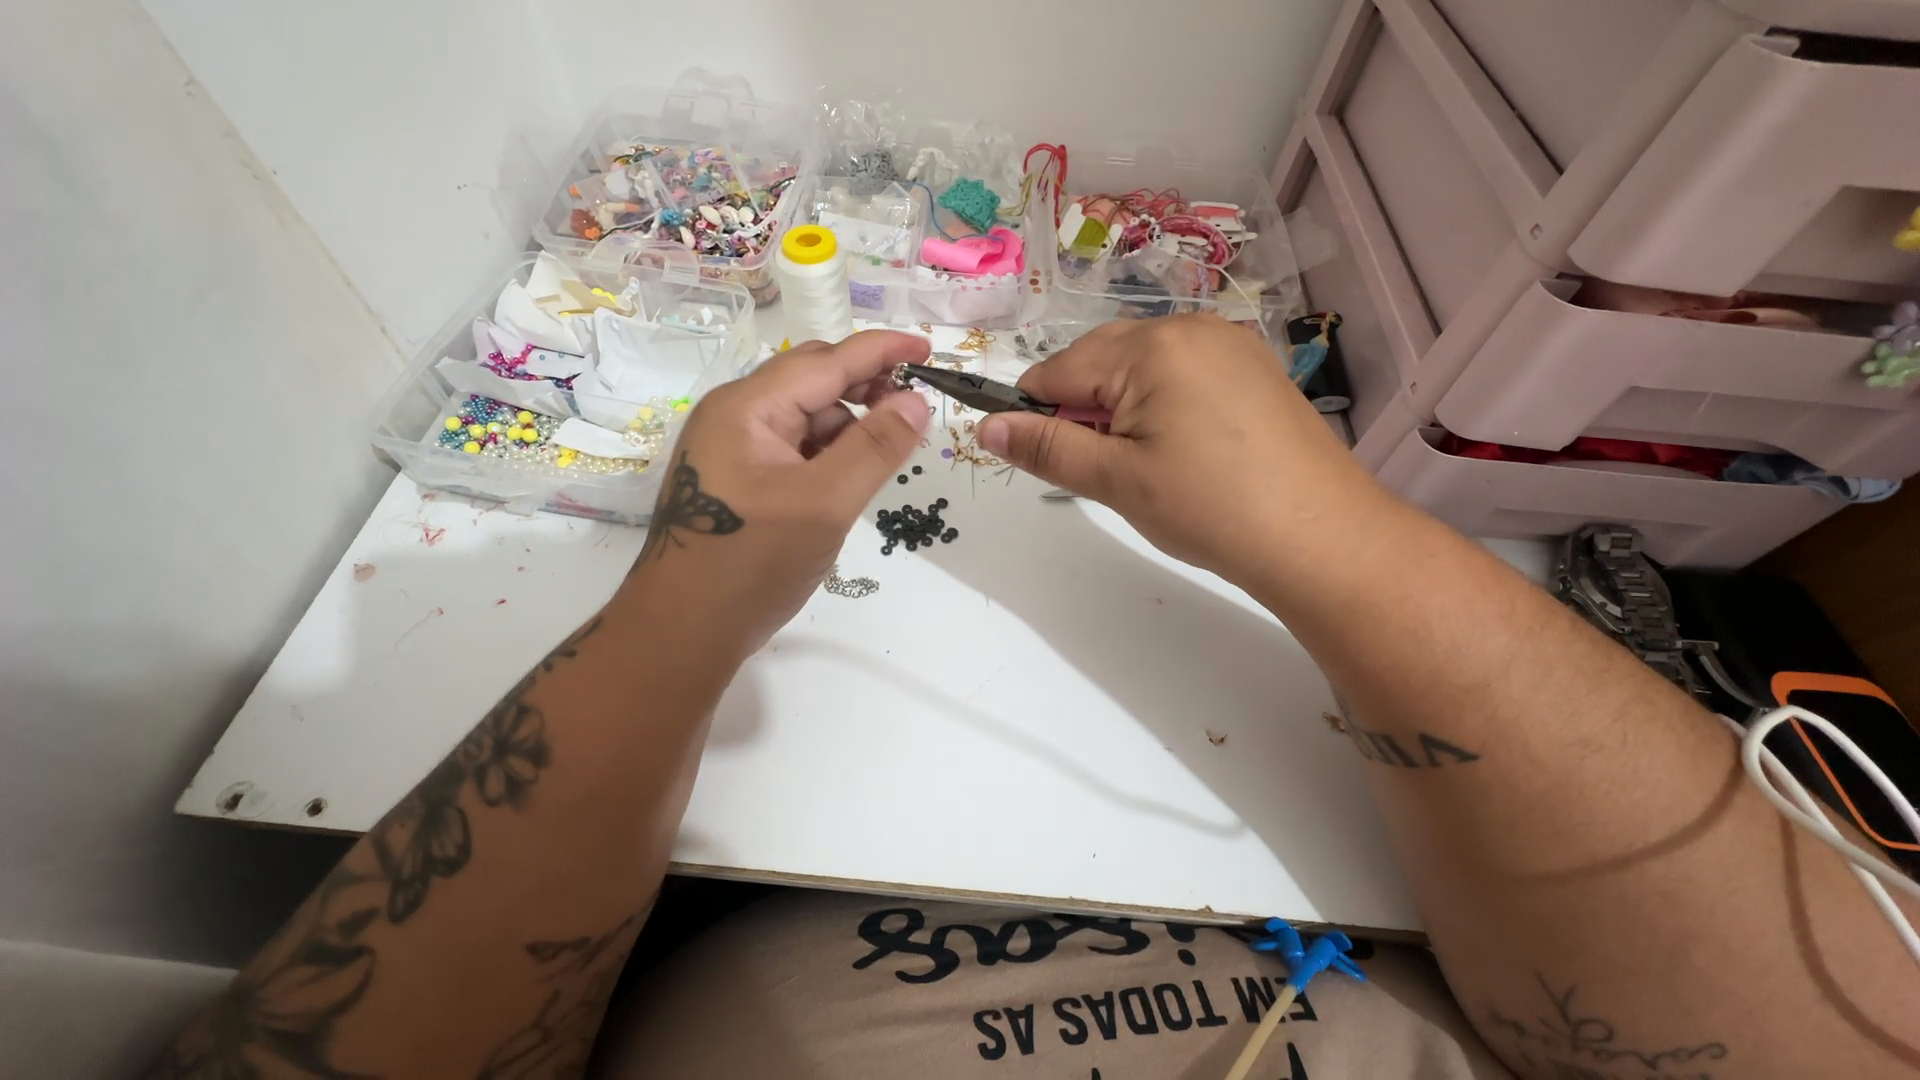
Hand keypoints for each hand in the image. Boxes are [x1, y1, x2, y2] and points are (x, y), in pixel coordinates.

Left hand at [623, 331, 930, 657]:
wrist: (684, 631)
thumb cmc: (751, 564)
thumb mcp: (824, 504)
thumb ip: (874, 449)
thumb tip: (916, 401)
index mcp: (747, 407)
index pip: (826, 360)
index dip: (881, 351)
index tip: (928, 347)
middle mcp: (735, 416)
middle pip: (812, 380)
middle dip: (866, 385)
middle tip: (915, 406)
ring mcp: (733, 448)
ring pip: (805, 416)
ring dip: (849, 423)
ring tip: (888, 449)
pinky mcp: (738, 479)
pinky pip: (793, 447)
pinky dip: (828, 451)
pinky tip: (851, 474)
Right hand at [976, 315, 1389, 583]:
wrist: (1321, 537)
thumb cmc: (1209, 508)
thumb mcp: (1116, 480)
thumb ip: (1046, 447)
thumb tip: (984, 427)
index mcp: (1151, 347)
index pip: (1058, 369)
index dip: (1036, 413)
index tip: (1041, 457)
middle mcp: (1191, 328)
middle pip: (1101, 360)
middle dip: (1084, 410)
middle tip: (1104, 469)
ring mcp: (1229, 345)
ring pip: (1143, 367)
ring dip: (1123, 408)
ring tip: (1146, 465)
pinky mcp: (1254, 369)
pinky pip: (1183, 373)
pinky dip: (1164, 404)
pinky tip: (1183, 451)